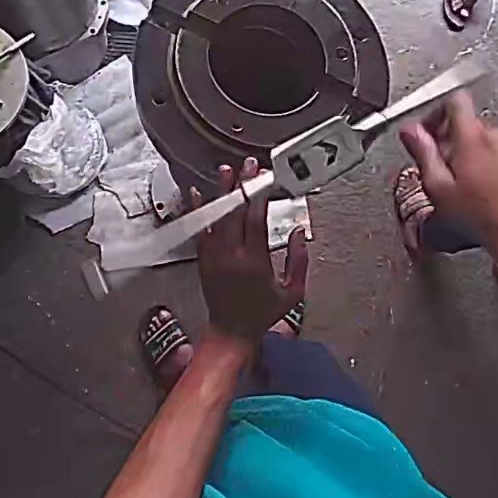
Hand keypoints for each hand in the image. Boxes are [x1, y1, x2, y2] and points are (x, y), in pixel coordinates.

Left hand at [194, 158, 307, 341]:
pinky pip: (200, 230)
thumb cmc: (262, 314)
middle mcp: (232, 256)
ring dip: (220, 193)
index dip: (259, 196)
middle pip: (235, 213)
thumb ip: (299, 261)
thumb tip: (300, 233)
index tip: (264, 179)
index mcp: (255, 262)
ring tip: (225, 172)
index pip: (256, 220)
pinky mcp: (203, 259)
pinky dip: (198, 211)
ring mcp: (214, 257)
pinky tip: (197, 194)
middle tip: (247, 166)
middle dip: (241, 186)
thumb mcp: (292, 292)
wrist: (231, 331)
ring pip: (216, 218)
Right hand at [398, 93, 497, 296]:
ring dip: (482, 152)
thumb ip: (422, 153)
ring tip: (479, 183)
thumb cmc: (487, 222)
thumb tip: (410, 132)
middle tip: (452, 171)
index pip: (453, 102)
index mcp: (473, 139)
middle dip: (456, 143)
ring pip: (491, 136)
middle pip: (470, 124)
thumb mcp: (440, 190)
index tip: (432, 133)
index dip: (437, 115)